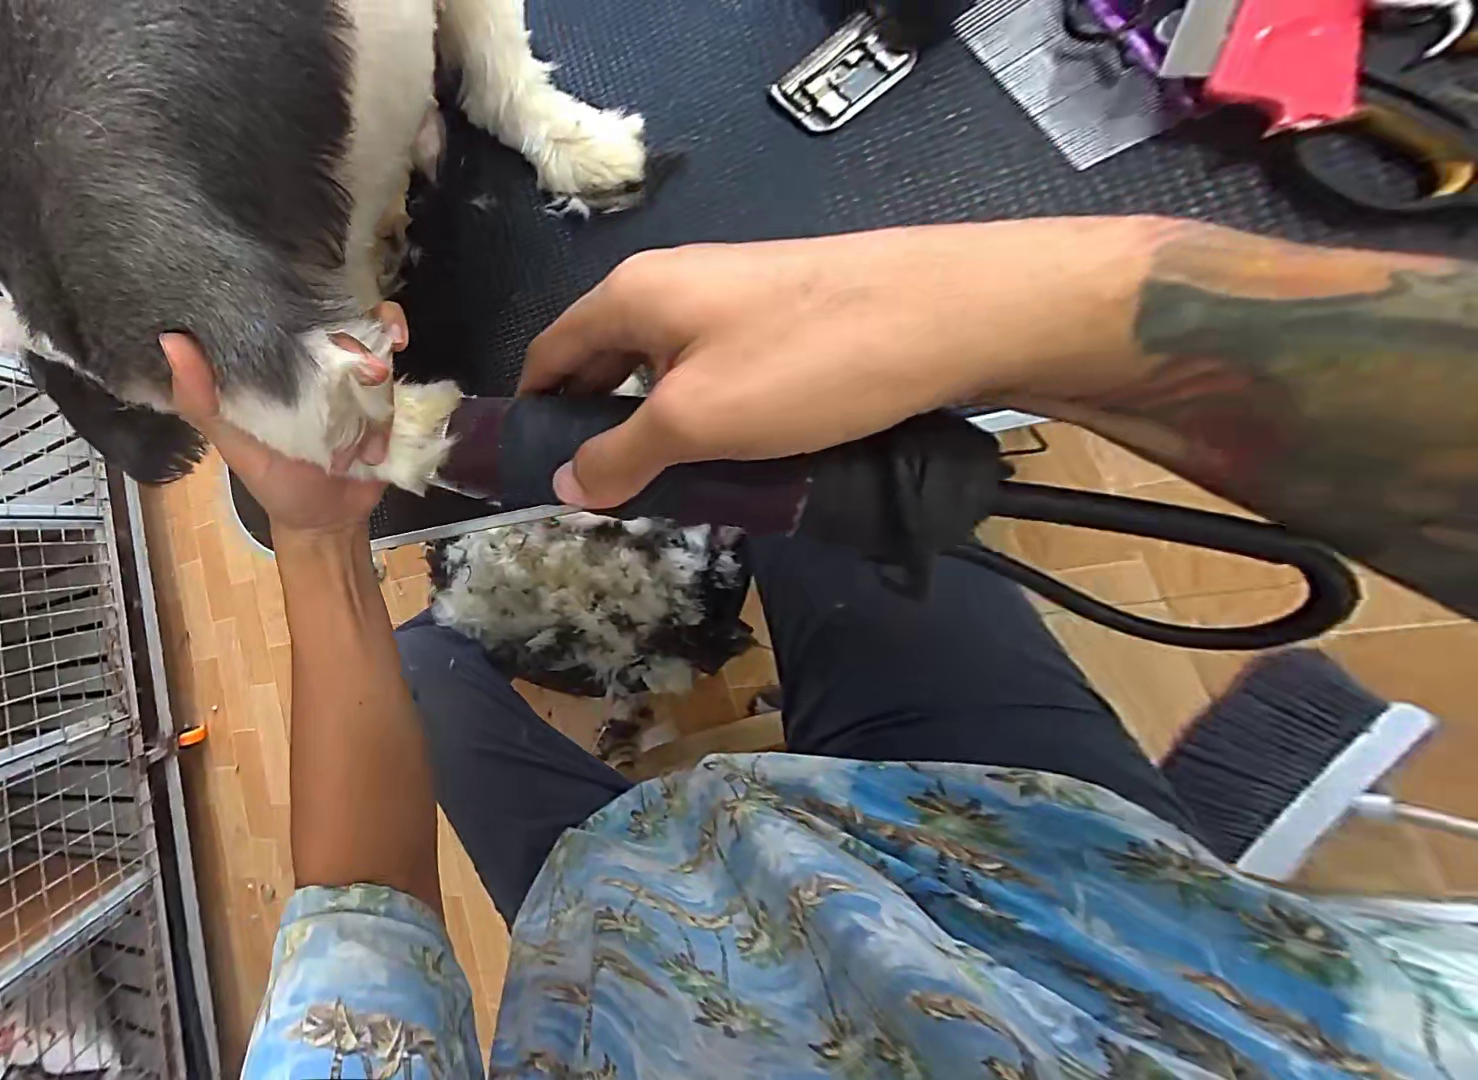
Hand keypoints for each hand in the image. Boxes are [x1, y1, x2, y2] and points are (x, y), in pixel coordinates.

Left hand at [162, 303, 409, 537]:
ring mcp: (358, 388)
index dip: (304, 299)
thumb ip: (202, 399)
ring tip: (378, 381)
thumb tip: (172, 340)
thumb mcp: (233, 442)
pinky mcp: (386, 409)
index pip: (295, 318)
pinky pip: (400, 387)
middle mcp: (323, 370)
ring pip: (379, 353)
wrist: (327, 521)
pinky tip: (387, 417)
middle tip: (362, 363)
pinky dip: (398, 392)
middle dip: (357, 337)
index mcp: (284, 368)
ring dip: (381, 367)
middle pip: (346, 327)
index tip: (310, 295)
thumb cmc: (275, 481)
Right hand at [519, 218, 1164, 507]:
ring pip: (651, 370)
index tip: (533, 464)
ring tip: (646, 483)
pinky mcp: (765, 320)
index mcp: (630, 297)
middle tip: (592, 488)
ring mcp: (721, 300)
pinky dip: (684, 414)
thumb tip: (563, 488)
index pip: (550, 351)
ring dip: (638, 424)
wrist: (955, 313)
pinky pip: (698, 372)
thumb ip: (618, 455)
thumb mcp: (694, 420)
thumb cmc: (804, 363)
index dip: (532, 406)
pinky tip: (703, 454)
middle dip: (585, 422)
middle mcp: (666, 287)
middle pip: (597, 360)